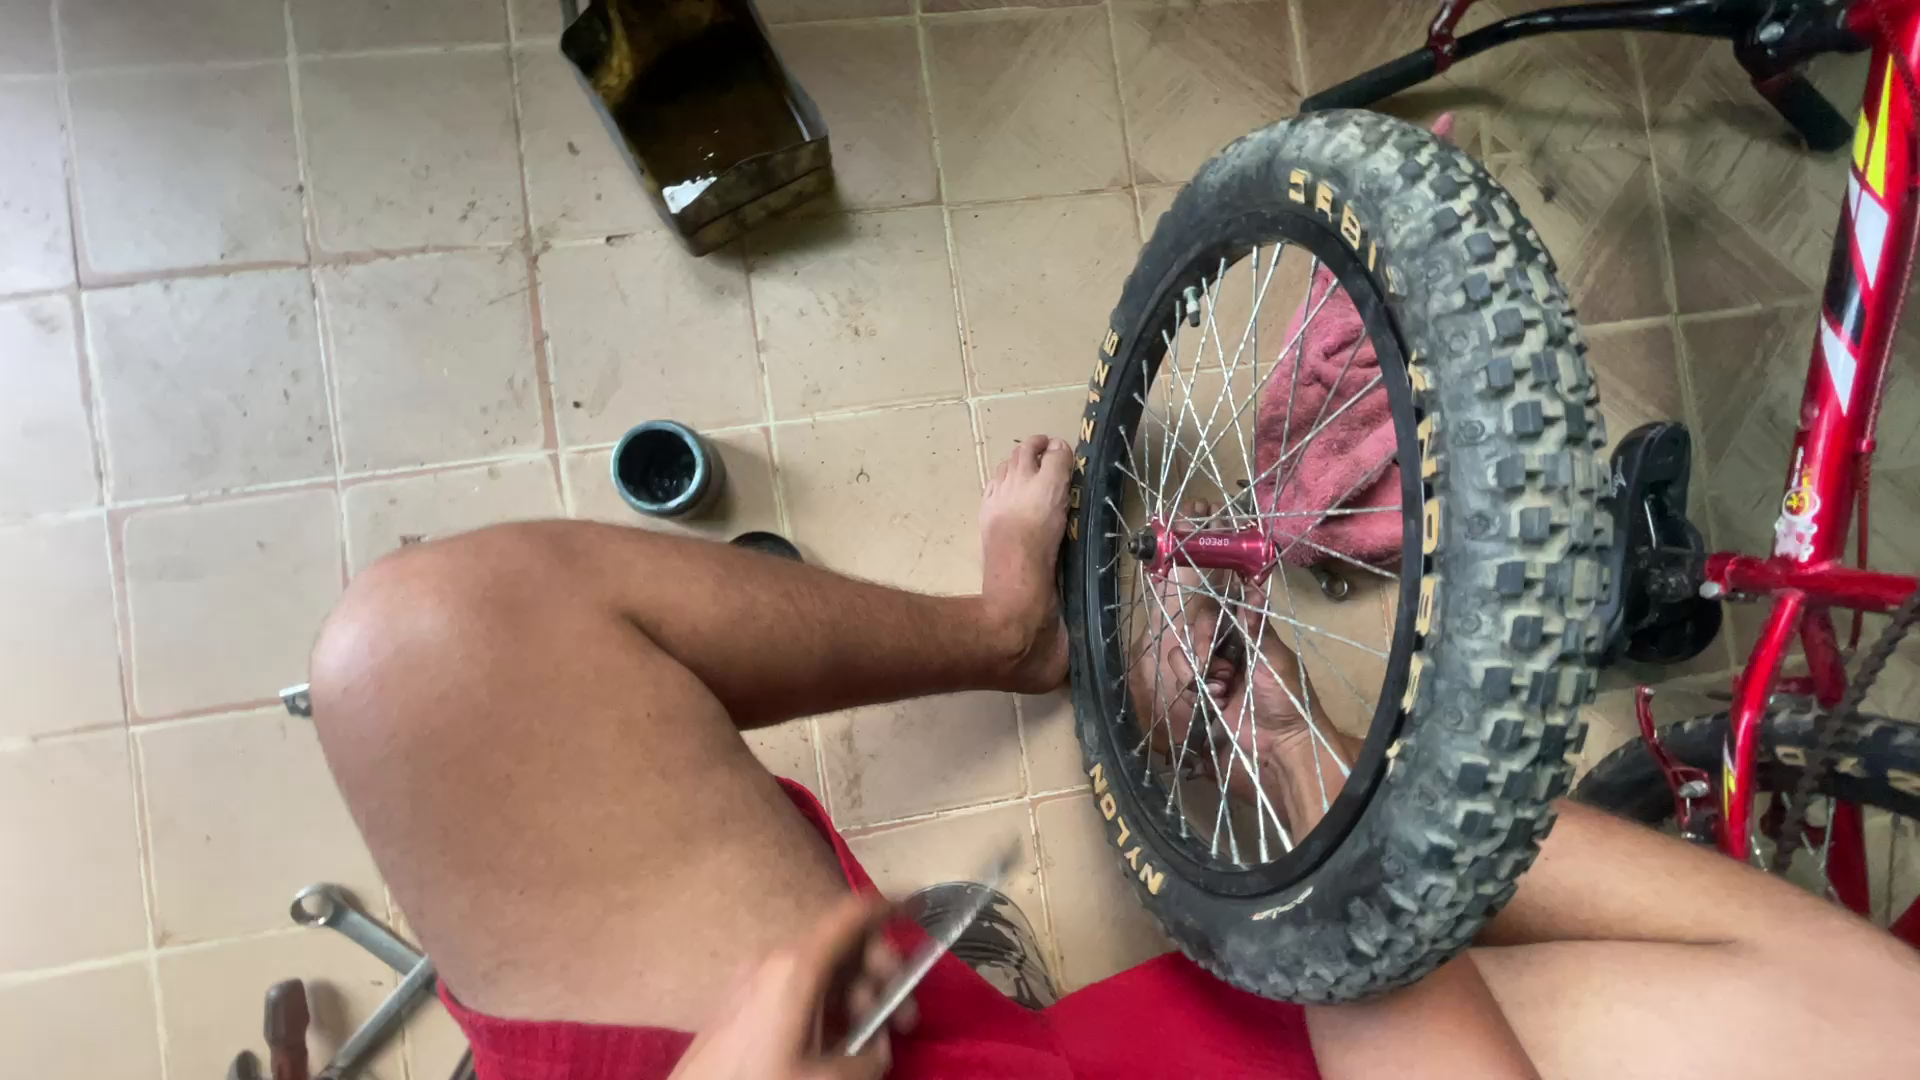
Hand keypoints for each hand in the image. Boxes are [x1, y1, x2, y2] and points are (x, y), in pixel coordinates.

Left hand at [669, 896, 915, 1079]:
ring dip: (857, 991)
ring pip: (825, 964)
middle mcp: (777, 956)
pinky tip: (834, 1038)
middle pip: (845, 942)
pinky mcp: (745, 992)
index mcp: (797, 965)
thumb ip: (867, 1058)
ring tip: (866, 1036)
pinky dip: (828, 999)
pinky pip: (801, 979)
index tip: (920, 900)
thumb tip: (880, 1046)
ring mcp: (757, 972)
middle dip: (883, 972)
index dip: (891, 902)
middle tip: (903, 1014)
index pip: (853, 913)